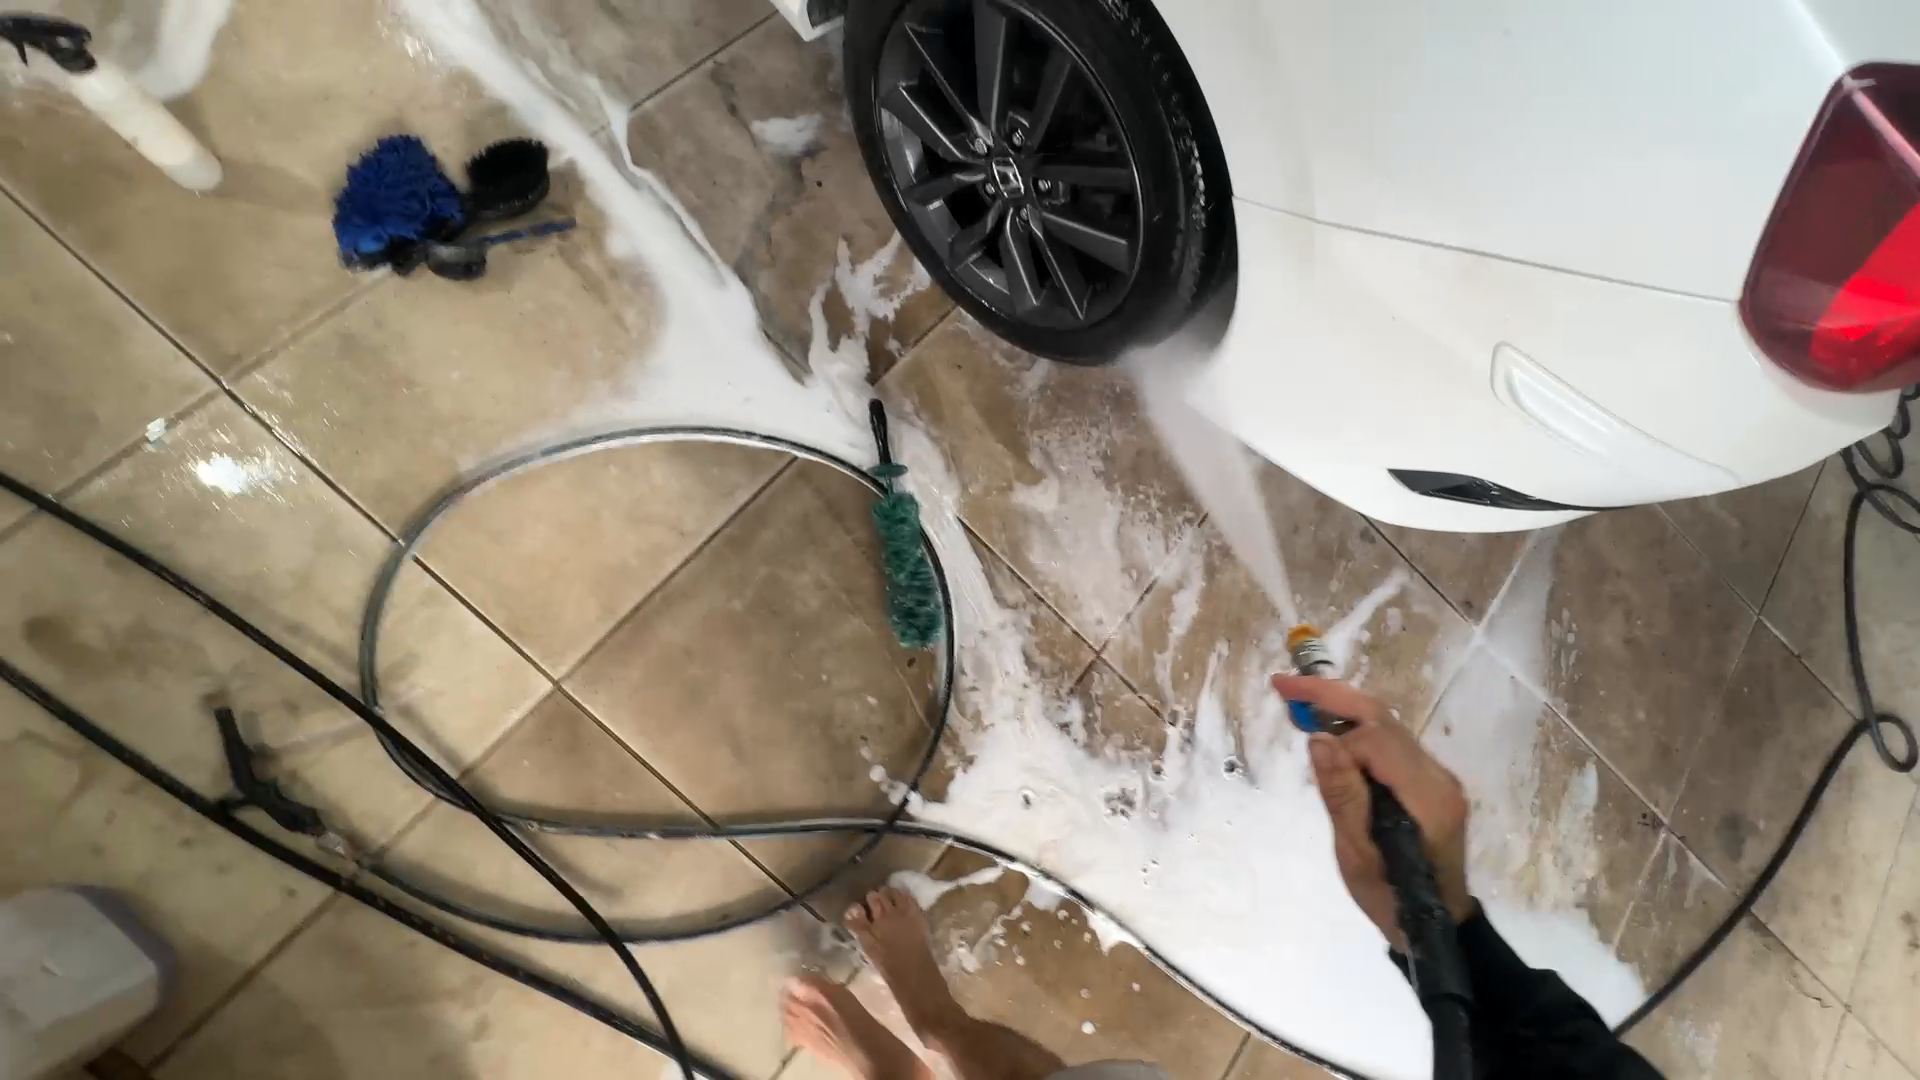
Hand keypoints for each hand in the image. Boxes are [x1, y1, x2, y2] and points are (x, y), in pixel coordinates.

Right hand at [1270, 674, 1474, 949]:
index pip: (1375, 736)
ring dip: (1341, 710)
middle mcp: (1436, 777)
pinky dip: (1354, 730)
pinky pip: (1387, 743)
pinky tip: (1328, 734)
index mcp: (1423, 795)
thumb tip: (1320, 738)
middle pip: (1383, 719)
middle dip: (1332, 696)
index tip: (1293, 720)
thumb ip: (1342, 794)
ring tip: (1298, 704)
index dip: (1333, 727)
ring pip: (1385, 726)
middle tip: (1284, 685)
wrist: (1436, 928)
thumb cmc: (1391, 898)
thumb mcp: (1357, 853)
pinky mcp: (1427, 783)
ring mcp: (1435, 778)